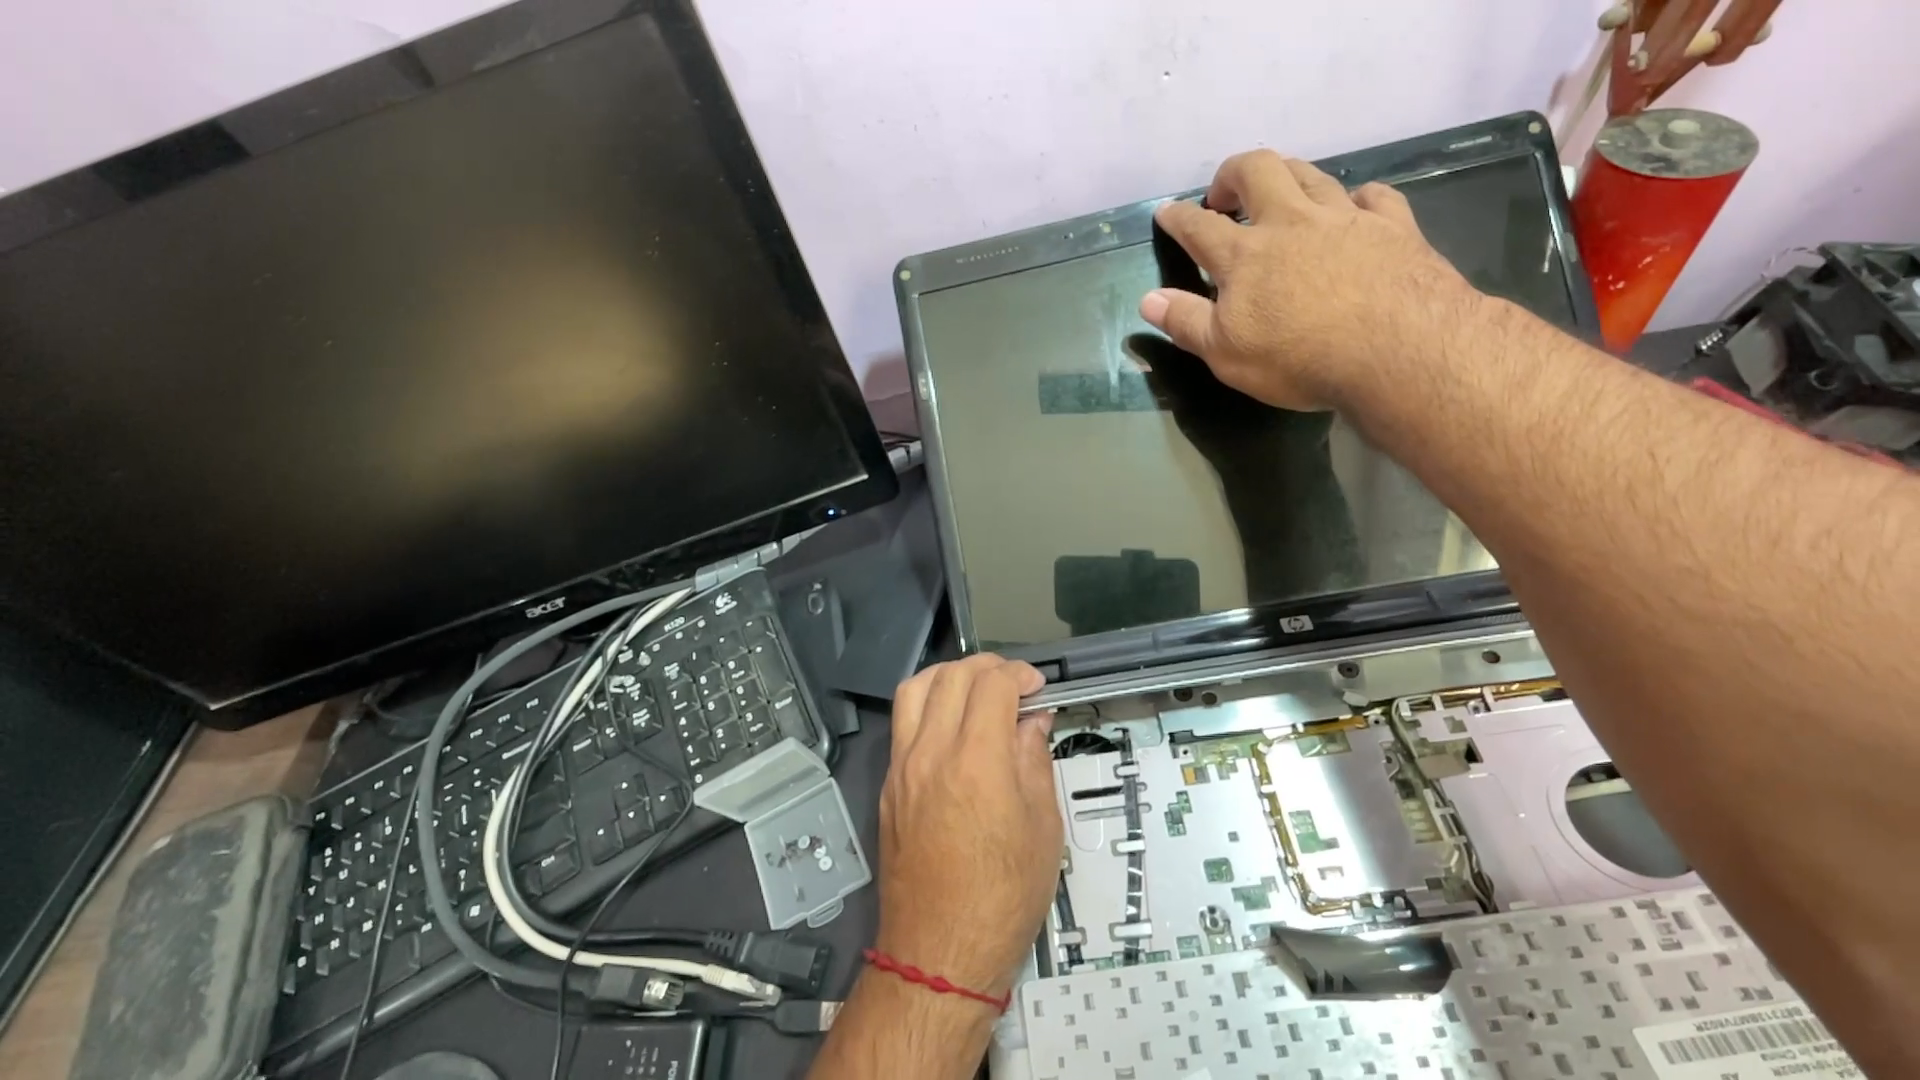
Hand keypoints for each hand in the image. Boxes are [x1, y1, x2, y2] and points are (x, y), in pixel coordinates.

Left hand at [876, 655, 1059, 997]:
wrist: (941, 948)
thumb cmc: (1004, 896)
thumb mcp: (1043, 827)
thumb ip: (1034, 761)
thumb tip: (1031, 722)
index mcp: (975, 761)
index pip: (991, 684)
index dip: (1019, 674)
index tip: (1037, 687)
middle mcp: (930, 754)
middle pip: (950, 677)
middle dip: (987, 667)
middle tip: (1014, 683)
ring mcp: (901, 768)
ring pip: (914, 690)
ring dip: (949, 677)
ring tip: (977, 691)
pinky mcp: (888, 787)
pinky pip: (902, 724)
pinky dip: (928, 706)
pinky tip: (952, 726)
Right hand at [1141, 150, 1481, 411]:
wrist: (1398, 351)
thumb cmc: (1300, 358)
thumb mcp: (1226, 354)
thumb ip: (1187, 322)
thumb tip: (1147, 299)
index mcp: (1245, 255)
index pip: (1199, 226)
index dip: (1178, 217)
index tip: (1166, 213)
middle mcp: (1291, 222)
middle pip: (1258, 170)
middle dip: (1233, 173)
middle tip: (1224, 193)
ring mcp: (1345, 218)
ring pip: (1311, 174)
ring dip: (1289, 174)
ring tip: (1280, 191)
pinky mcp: (1393, 226)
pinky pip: (1374, 196)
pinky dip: (1358, 197)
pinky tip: (1356, 208)